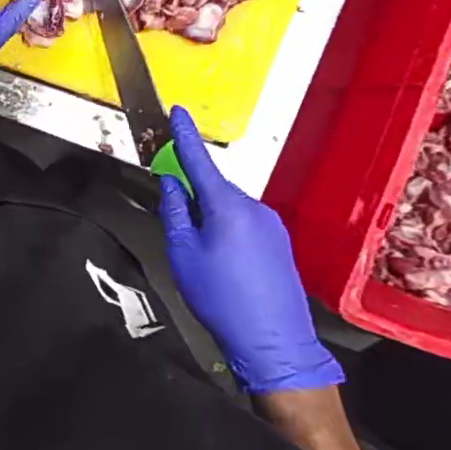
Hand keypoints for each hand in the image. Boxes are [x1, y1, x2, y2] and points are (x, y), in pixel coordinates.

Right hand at [158, 106, 343, 394]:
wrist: (273, 339)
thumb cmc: (219, 296)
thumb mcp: (183, 253)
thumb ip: (175, 213)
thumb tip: (172, 184)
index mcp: (228, 206)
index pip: (200, 162)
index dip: (184, 136)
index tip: (177, 111)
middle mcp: (254, 207)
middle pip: (214, 187)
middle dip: (191, 192)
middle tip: (172, 215)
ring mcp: (271, 224)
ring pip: (228, 207)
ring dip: (207, 215)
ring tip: (195, 251)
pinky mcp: (278, 242)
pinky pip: (243, 222)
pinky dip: (224, 227)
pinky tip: (217, 258)